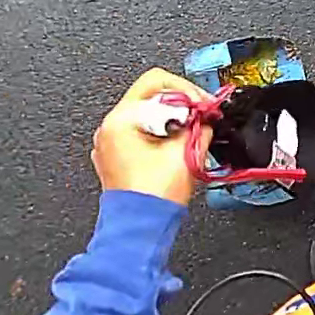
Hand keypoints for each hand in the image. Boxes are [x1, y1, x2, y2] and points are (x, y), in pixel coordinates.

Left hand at [92, 68, 213, 205]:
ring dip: (172, 120)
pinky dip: (160, 134)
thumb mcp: (185, 153)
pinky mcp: (117, 157)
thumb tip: (204, 116)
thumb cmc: (153, 199)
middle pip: (150, 96)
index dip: (187, 91)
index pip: (156, 82)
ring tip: (191, 134)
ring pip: (147, 114)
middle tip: (201, 116)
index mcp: (121, 120)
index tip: (203, 105)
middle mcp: (110, 128)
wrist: (140, 231)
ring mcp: (111, 143)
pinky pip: (140, 132)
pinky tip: (176, 148)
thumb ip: (198, 125)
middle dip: (180, 105)